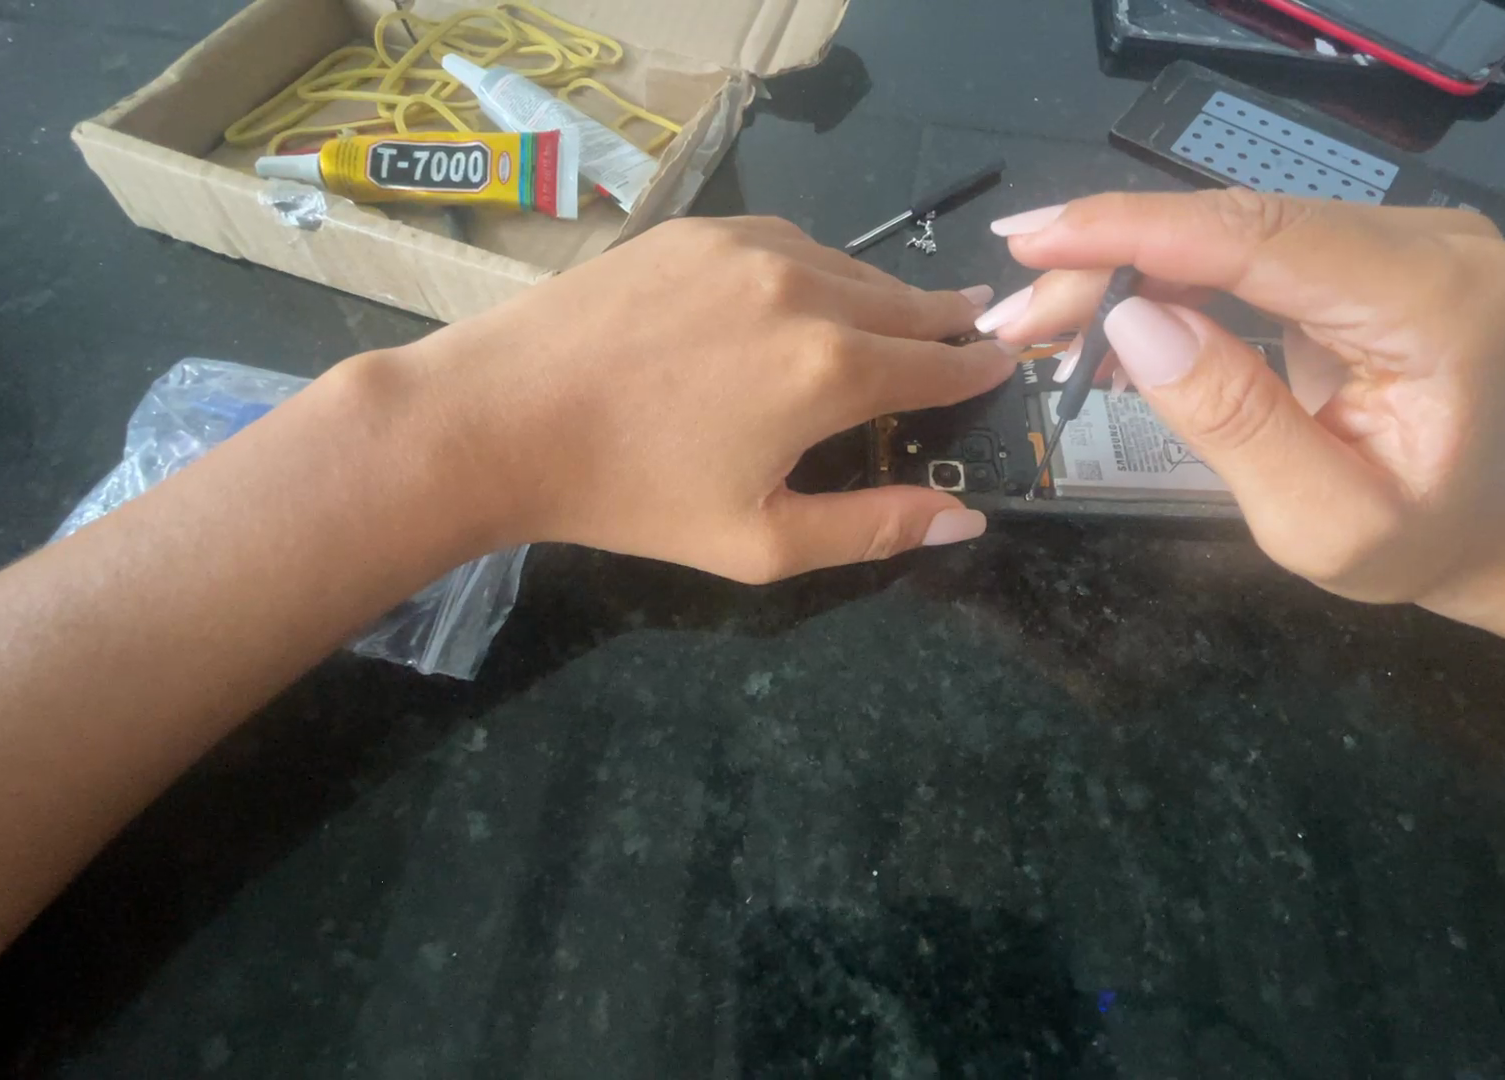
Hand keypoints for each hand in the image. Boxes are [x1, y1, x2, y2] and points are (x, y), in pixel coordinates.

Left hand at [402, 216, 1015, 582]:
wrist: (500, 420)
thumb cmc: (636, 496)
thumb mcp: (764, 543)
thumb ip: (873, 529)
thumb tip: (968, 522)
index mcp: (830, 370)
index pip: (936, 364)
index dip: (975, 367)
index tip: (1003, 359)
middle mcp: (805, 289)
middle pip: (903, 303)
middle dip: (944, 320)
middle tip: (975, 322)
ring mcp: (748, 247)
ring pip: (848, 267)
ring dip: (882, 295)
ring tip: (901, 314)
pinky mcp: (699, 228)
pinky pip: (788, 243)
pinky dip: (819, 269)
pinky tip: (813, 290)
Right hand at [978, 190, 1504, 605]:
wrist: (1468, 524)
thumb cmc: (1404, 538)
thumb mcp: (1315, 517)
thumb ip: (1233, 420)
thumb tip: (1133, 322)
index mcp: (1433, 307)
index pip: (1261, 241)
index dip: (1138, 233)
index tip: (1037, 245)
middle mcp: (1422, 245)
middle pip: (1228, 231)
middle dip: (1104, 262)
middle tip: (1013, 316)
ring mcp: (1384, 244)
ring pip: (1216, 237)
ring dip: (1115, 273)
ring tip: (1038, 325)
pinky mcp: (1344, 258)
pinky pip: (1227, 256)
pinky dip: (1149, 285)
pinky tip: (1095, 323)